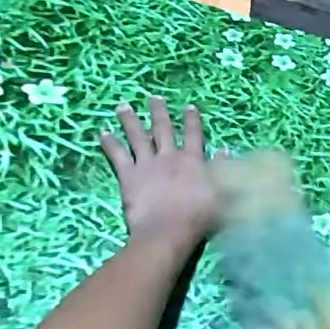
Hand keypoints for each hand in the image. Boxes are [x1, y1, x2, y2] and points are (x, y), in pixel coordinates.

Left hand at [97, 96, 215, 246]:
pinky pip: (117, 156)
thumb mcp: (221, 192)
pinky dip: (110, 144)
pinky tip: (102, 133)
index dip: (192, 120)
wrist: (169, 230)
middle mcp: (169, 157)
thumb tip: (226, 150)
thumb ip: (223, 169)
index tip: (189, 106)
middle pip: (163, 129)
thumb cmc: (199, 216)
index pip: (194, 135)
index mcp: (193, 160)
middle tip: (153, 98)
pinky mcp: (129, 176)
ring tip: (122, 106)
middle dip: (159, 112)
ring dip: (130, 120)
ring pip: (137, 136)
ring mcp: (147, 164)